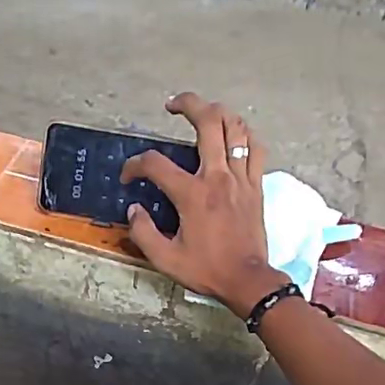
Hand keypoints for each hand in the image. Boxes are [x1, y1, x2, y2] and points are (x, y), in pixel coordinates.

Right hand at [120, 93, 290, 318]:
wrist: (246, 280)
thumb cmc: (206, 270)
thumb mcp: (165, 259)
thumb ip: (143, 233)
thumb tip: (133, 210)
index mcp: (192, 195)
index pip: (156, 164)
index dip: (136, 165)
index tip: (129, 176)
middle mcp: (218, 177)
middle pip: (207, 121)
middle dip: (188, 104)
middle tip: (173, 106)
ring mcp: (241, 178)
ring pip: (235, 127)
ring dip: (218, 112)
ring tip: (204, 113)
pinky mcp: (256, 185)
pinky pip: (255, 147)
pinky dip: (244, 134)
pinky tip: (234, 136)